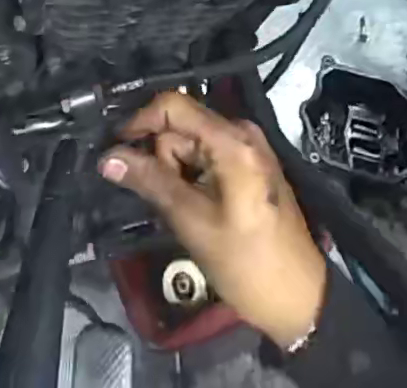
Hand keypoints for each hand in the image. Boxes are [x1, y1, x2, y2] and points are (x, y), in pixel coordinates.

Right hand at [98, 92, 326, 346]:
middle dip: (164, 160)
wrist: (299, 301)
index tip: (117, 150)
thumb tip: (106, 157)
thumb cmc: (247, 263)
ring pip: (188, 144)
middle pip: (179, 127)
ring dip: (177, 173)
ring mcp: (247, 146)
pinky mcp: (247, 163)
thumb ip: (149, 181)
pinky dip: (191, 176)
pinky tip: (198, 207)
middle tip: (173, 203)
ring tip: (189, 212)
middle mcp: (241, 131)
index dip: (140, 122)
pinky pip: (204, 155)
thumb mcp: (192, 221)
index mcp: (232, 140)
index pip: (174, 106)